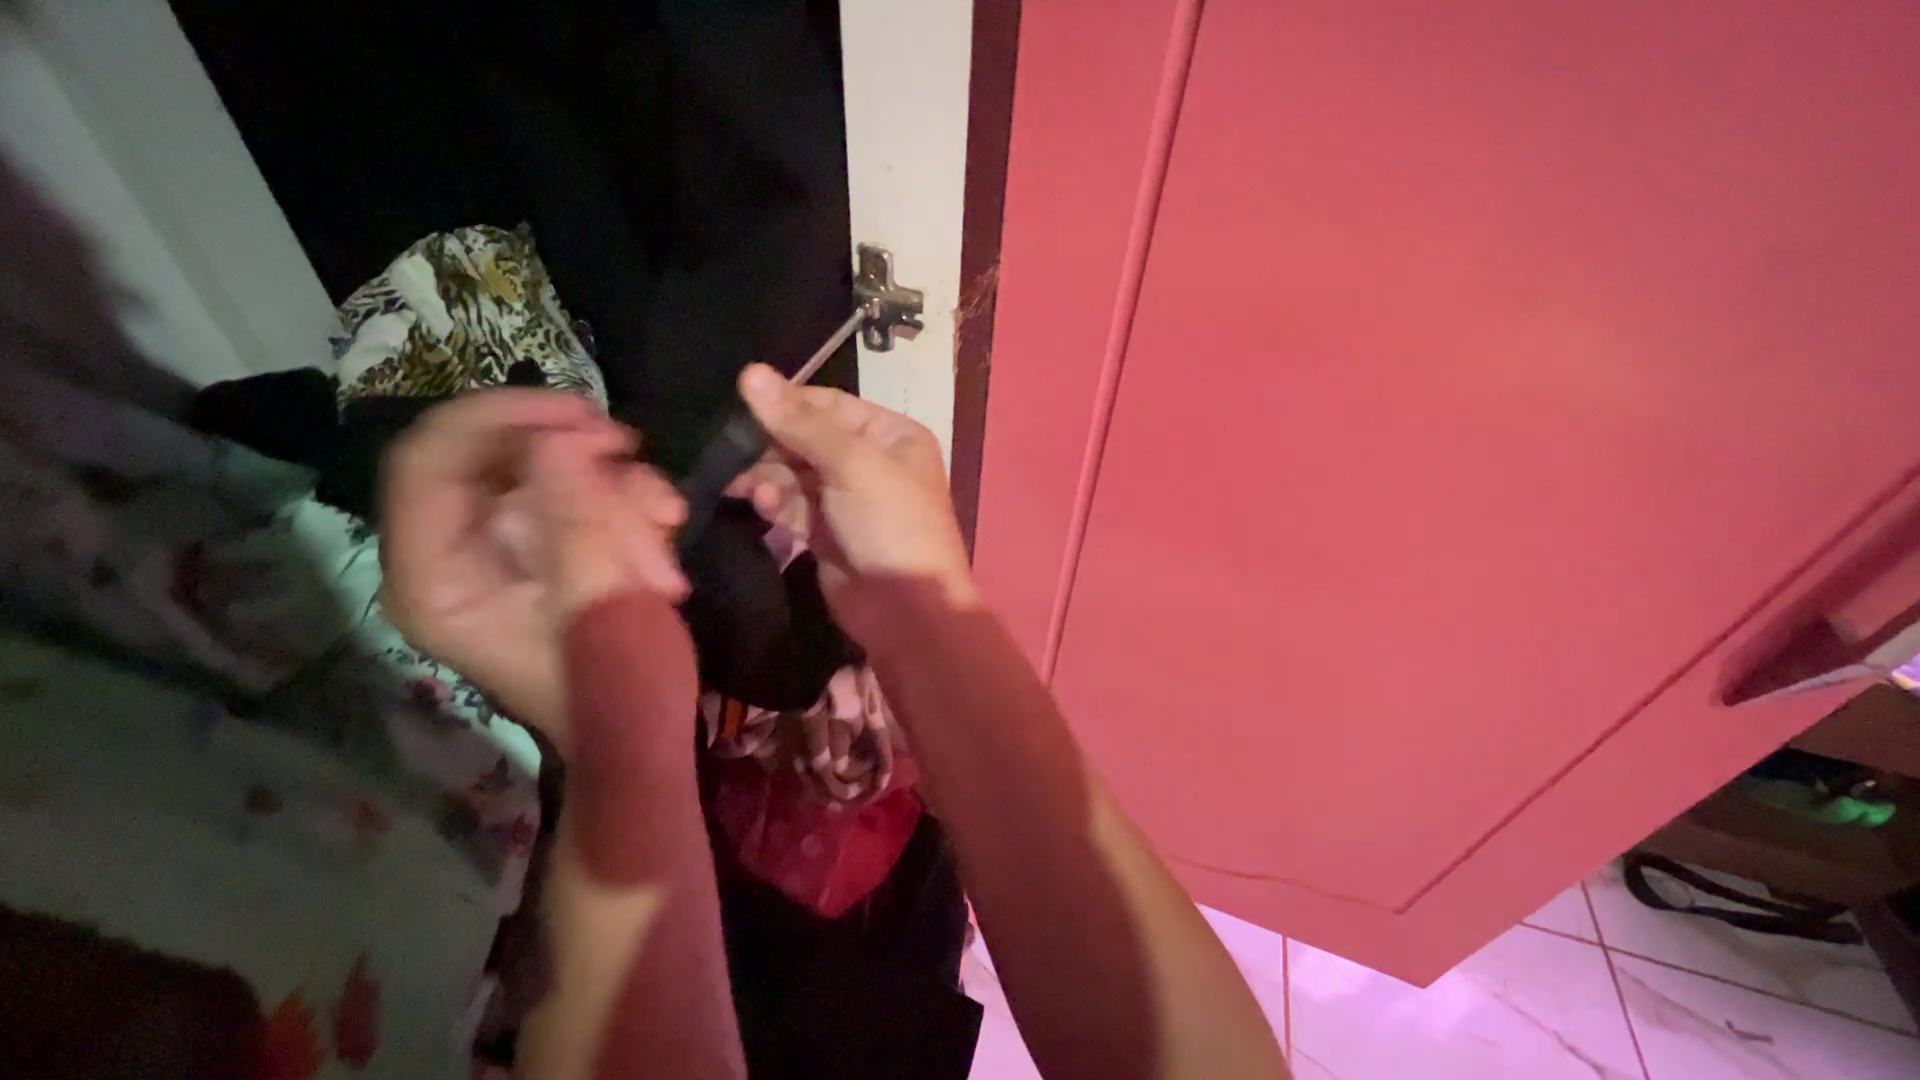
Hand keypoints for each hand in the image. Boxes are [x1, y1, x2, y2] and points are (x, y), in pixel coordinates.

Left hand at [379, 390, 690, 752]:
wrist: (643, 735)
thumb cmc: (618, 690)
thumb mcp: (605, 606)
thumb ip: (578, 522)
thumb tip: (560, 443)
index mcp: (438, 578)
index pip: (430, 460)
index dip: (501, 418)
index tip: (584, 414)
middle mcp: (454, 555)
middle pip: (495, 458)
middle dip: (577, 457)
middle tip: (637, 457)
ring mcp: (501, 552)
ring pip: (545, 471)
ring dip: (614, 484)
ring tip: (667, 521)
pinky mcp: (543, 551)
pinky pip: (576, 494)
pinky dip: (623, 500)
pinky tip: (663, 528)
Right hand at [727, 364, 976, 636]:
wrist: (907, 609)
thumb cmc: (890, 524)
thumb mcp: (852, 464)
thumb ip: (799, 422)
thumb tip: (750, 371)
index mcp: (890, 435)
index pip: (828, 405)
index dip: (786, 404)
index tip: (740, 403)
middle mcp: (870, 462)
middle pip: (807, 439)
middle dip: (769, 444)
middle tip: (728, 449)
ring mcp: (847, 499)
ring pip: (795, 474)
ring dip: (767, 475)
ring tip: (741, 483)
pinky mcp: (826, 533)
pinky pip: (793, 506)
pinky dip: (776, 503)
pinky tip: (760, 503)